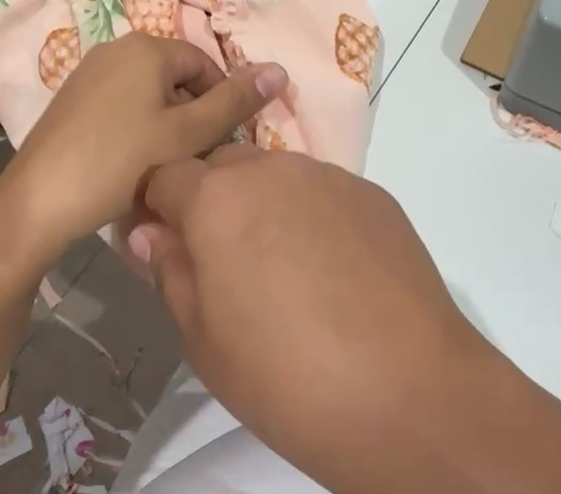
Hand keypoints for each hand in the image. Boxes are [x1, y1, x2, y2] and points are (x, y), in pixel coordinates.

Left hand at [3, 34, 286, 258]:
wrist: (38, 202)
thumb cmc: (119, 163)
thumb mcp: (186, 135)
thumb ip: (234, 102)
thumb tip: (280, 70)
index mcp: (147, 46)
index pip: (206, 65)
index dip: (221, 105)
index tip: (219, 146)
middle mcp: (117, 48)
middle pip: (177, 77)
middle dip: (193, 115)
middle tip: (193, 160)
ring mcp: (89, 72)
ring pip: (149, 94)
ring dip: (166, 125)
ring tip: (165, 167)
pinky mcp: (72, 99)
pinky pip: (122, 104)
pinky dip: (137, 129)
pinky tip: (132, 166)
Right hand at [130, 145, 489, 485]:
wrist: (410, 393)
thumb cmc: (286, 377)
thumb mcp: (203, 340)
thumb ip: (169, 272)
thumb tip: (150, 233)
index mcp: (217, 199)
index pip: (164, 176)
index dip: (154, 208)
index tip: (161, 246)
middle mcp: (273, 170)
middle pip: (222, 166)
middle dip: (209, 201)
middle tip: (222, 263)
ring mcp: (330, 178)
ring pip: (277, 176)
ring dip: (263, 206)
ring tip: (282, 270)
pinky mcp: (375, 196)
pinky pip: (324, 194)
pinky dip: (313, 218)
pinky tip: (331, 273)